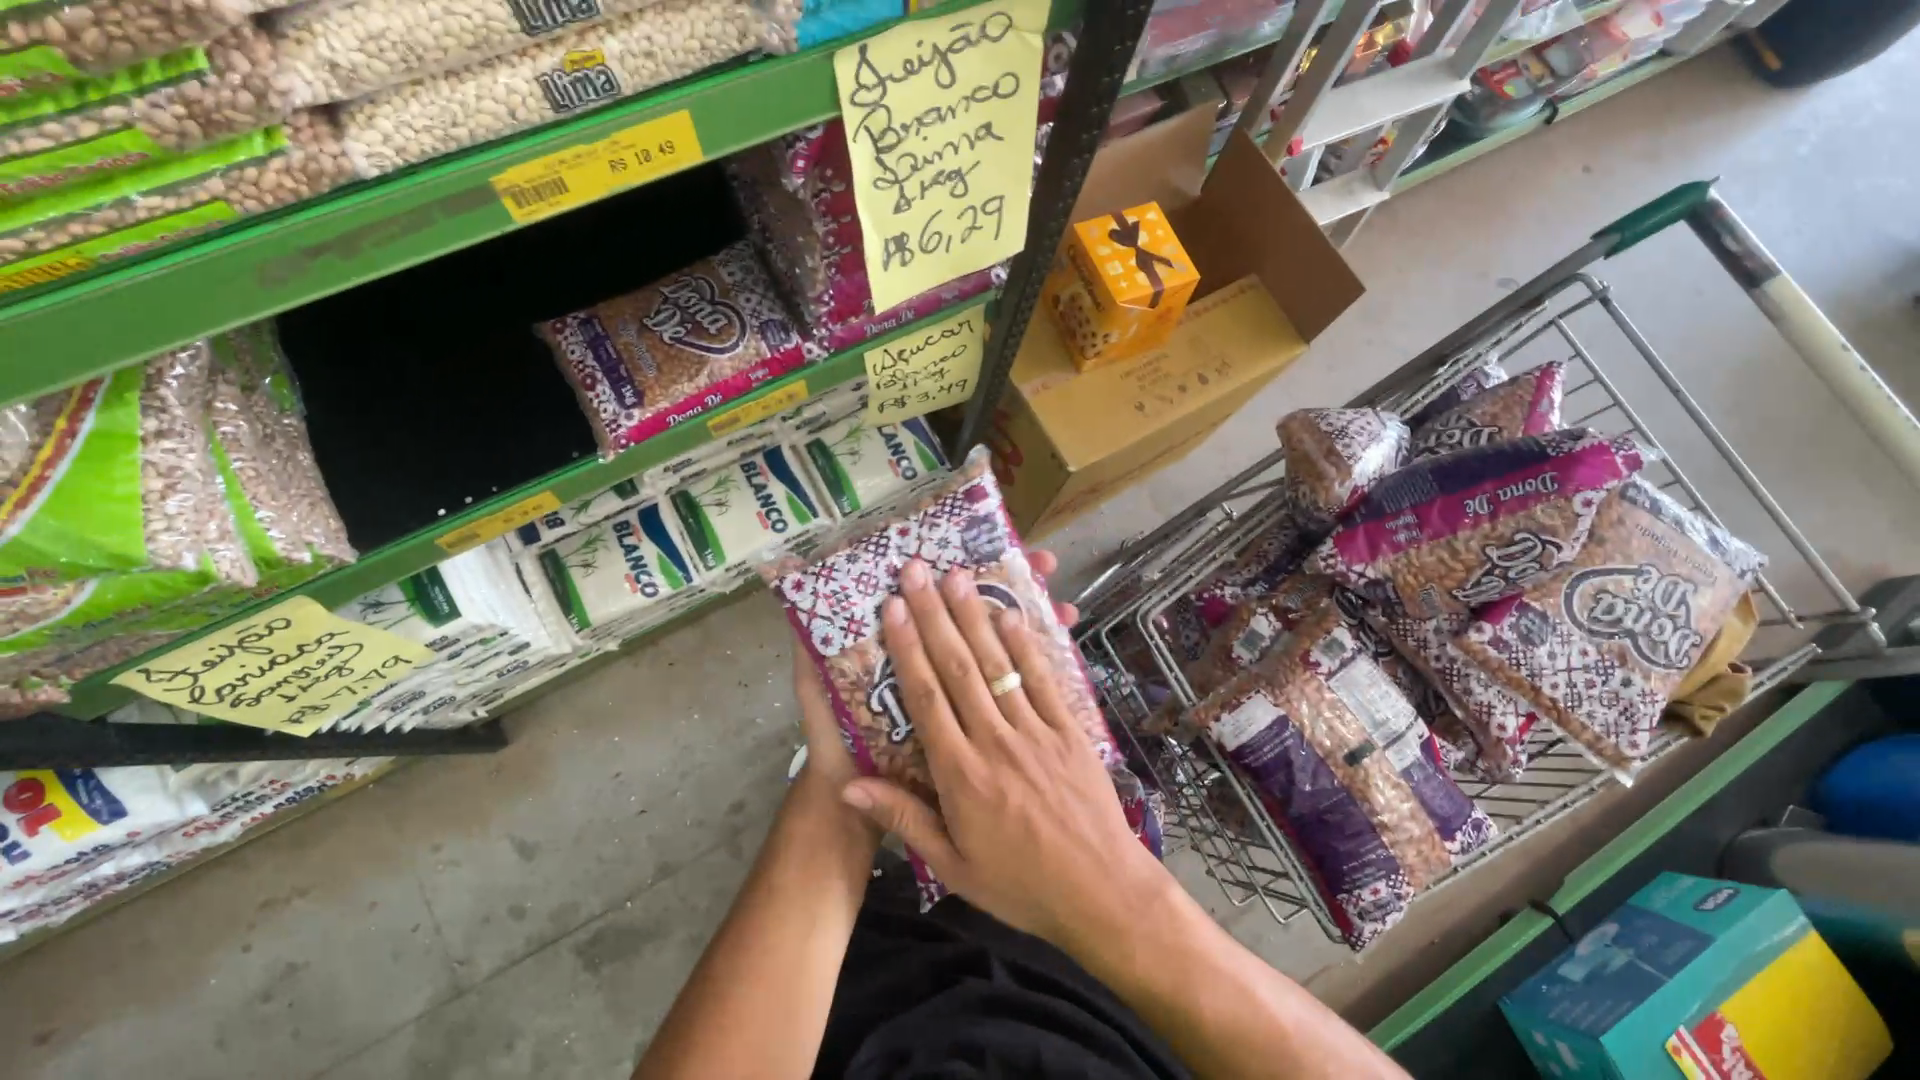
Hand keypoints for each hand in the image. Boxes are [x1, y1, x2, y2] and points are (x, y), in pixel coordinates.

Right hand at [841, 558, 1173, 953]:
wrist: (1103, 894)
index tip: (894, 608)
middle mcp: (996, 741)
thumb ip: (903, 819)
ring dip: (976, 618)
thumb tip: (848, 789)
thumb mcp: (953, 865)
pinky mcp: (1070, 732)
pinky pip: (1044, 681)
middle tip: (917, 571)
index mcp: (961, 774)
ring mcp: (1037, 732)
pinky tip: (1011, 615)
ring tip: (957, 577)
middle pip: (959, 668)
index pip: (927, 698)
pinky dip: (1026, 646)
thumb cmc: (1021, 885)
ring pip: (999, 665)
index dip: (908, 648)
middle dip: (936, 616)